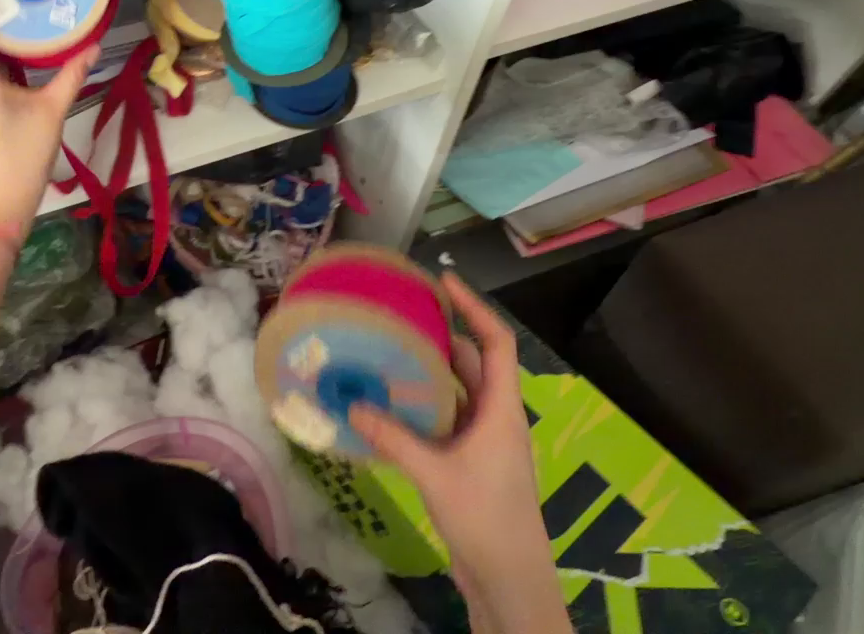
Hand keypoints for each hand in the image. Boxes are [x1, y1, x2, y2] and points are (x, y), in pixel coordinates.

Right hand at [350, 274, 571, 633]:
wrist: (511, 582)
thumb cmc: (486, 519)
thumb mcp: (434, 474)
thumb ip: (393, 438)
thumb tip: (352, 404)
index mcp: (502, 410)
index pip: (498, 343)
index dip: (475, 307)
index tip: (444, 282)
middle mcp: (497, 417)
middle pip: (474, 363)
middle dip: (441, 336)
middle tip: (401, 317)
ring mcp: (485, 441)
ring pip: (458, 391)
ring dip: (429, 372)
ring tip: (388, 353)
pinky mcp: (471, 462)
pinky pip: (447, 418)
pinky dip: (422, 405)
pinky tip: (390, 406)